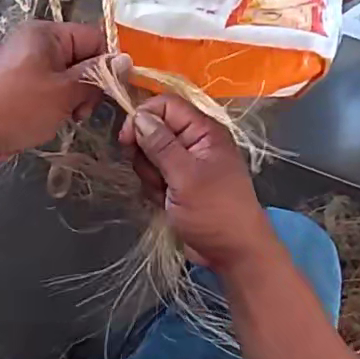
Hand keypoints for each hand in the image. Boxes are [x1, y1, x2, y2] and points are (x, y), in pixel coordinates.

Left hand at [0, 21, 110, 165]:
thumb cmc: (19, 107)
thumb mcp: (64, 91)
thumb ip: (96, 75)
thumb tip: (126, 61)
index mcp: (46, 33)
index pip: (94, 38)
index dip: (108, 63)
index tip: (112, 91)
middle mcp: (35, 42)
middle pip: (82, 57)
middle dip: (90, 84)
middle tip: (83, 109)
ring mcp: (25, 64)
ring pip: (67, 76)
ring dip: (75, 97)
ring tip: (69, 116)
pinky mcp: (17, 85)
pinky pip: (50, 88)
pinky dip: (57, 103)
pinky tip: (54, 119)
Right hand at [117, 94, 277, 271]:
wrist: (233, 252)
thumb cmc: (215, 212)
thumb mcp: (185, 177)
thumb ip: (161, 144)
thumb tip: (139, 116)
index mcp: (204, 131)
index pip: (166, 105)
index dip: (142, 117)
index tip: (127, 140)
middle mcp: (195, 142)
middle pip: (154, 130)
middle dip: (145, 153)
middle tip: (156, 175)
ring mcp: (186, 164)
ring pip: (150, 155)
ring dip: (150, 175)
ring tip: (165, 194)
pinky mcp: (179, 184)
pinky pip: (155, 176)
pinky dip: (154, 189)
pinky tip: (165, 203)